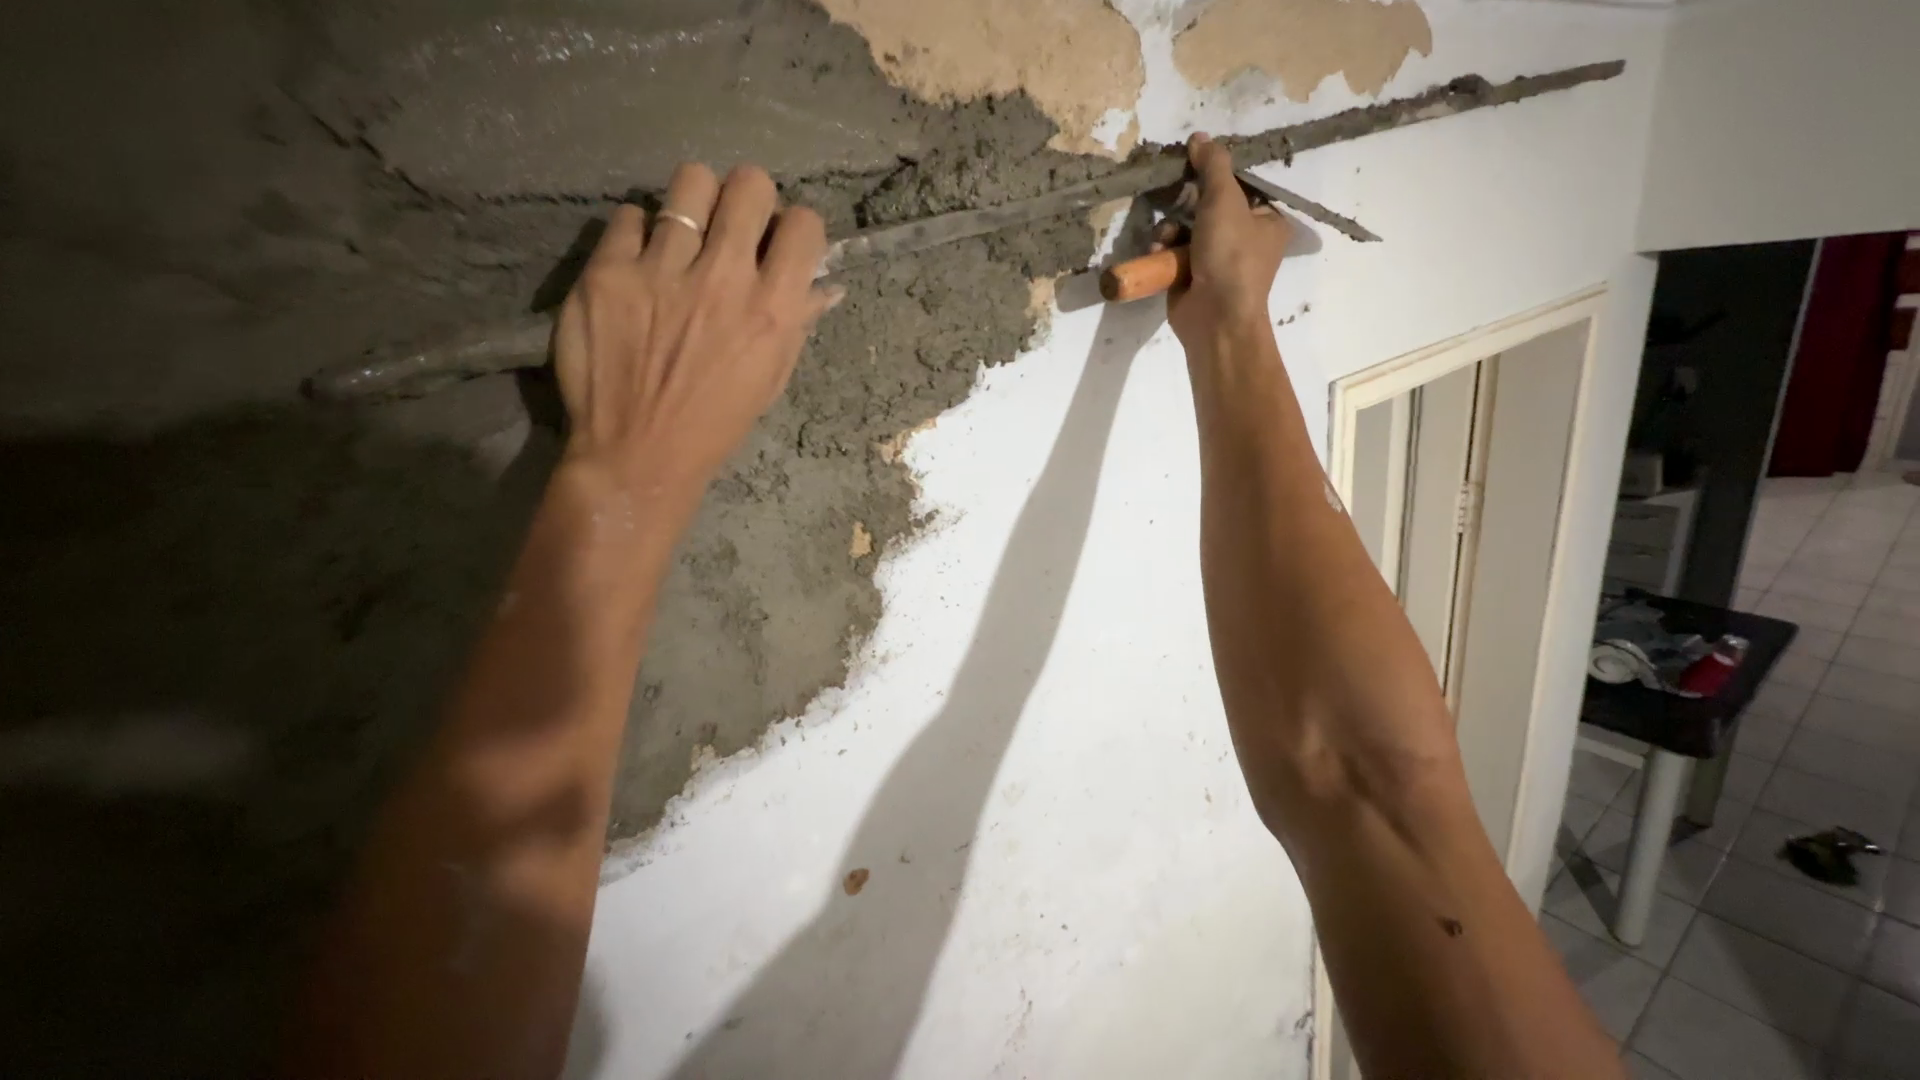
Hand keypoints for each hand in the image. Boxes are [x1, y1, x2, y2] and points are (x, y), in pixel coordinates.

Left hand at [552, 162, 841, 497]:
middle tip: (733, 225)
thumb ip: (797, 322)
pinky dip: (638, 233)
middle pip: (749, 184)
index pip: (804, 223)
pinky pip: (629, 215)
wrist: (638, 454)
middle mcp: (723, 279)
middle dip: (748, 199)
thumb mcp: (772, 378)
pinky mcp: (608, 272)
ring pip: (690, 182)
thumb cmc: (716, 421)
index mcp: (772, 309)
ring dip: (696, 202)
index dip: (796, 228)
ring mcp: (662, 270)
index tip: (780, 243)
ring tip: (685, 233)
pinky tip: (639, 261)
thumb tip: (823, 283)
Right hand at [1163, 134, 1291, 350]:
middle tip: (1174, 198)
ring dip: (1169, 230)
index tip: (1193, 164)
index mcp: (1267, 220)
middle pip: (1210, 206)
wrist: (1215, 318)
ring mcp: (1217, 261)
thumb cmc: (1230, 256)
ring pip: (1187, 229)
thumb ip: (1213, 165)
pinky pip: (1174, 253)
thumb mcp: (1225, 200)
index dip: (1216, 174)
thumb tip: (1199, 137)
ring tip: (1164, 239)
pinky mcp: (1192, 277)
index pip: (1242, 186)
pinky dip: (1164, 252)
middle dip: (1186, 205)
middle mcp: (1245, 240)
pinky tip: (1158, 255)